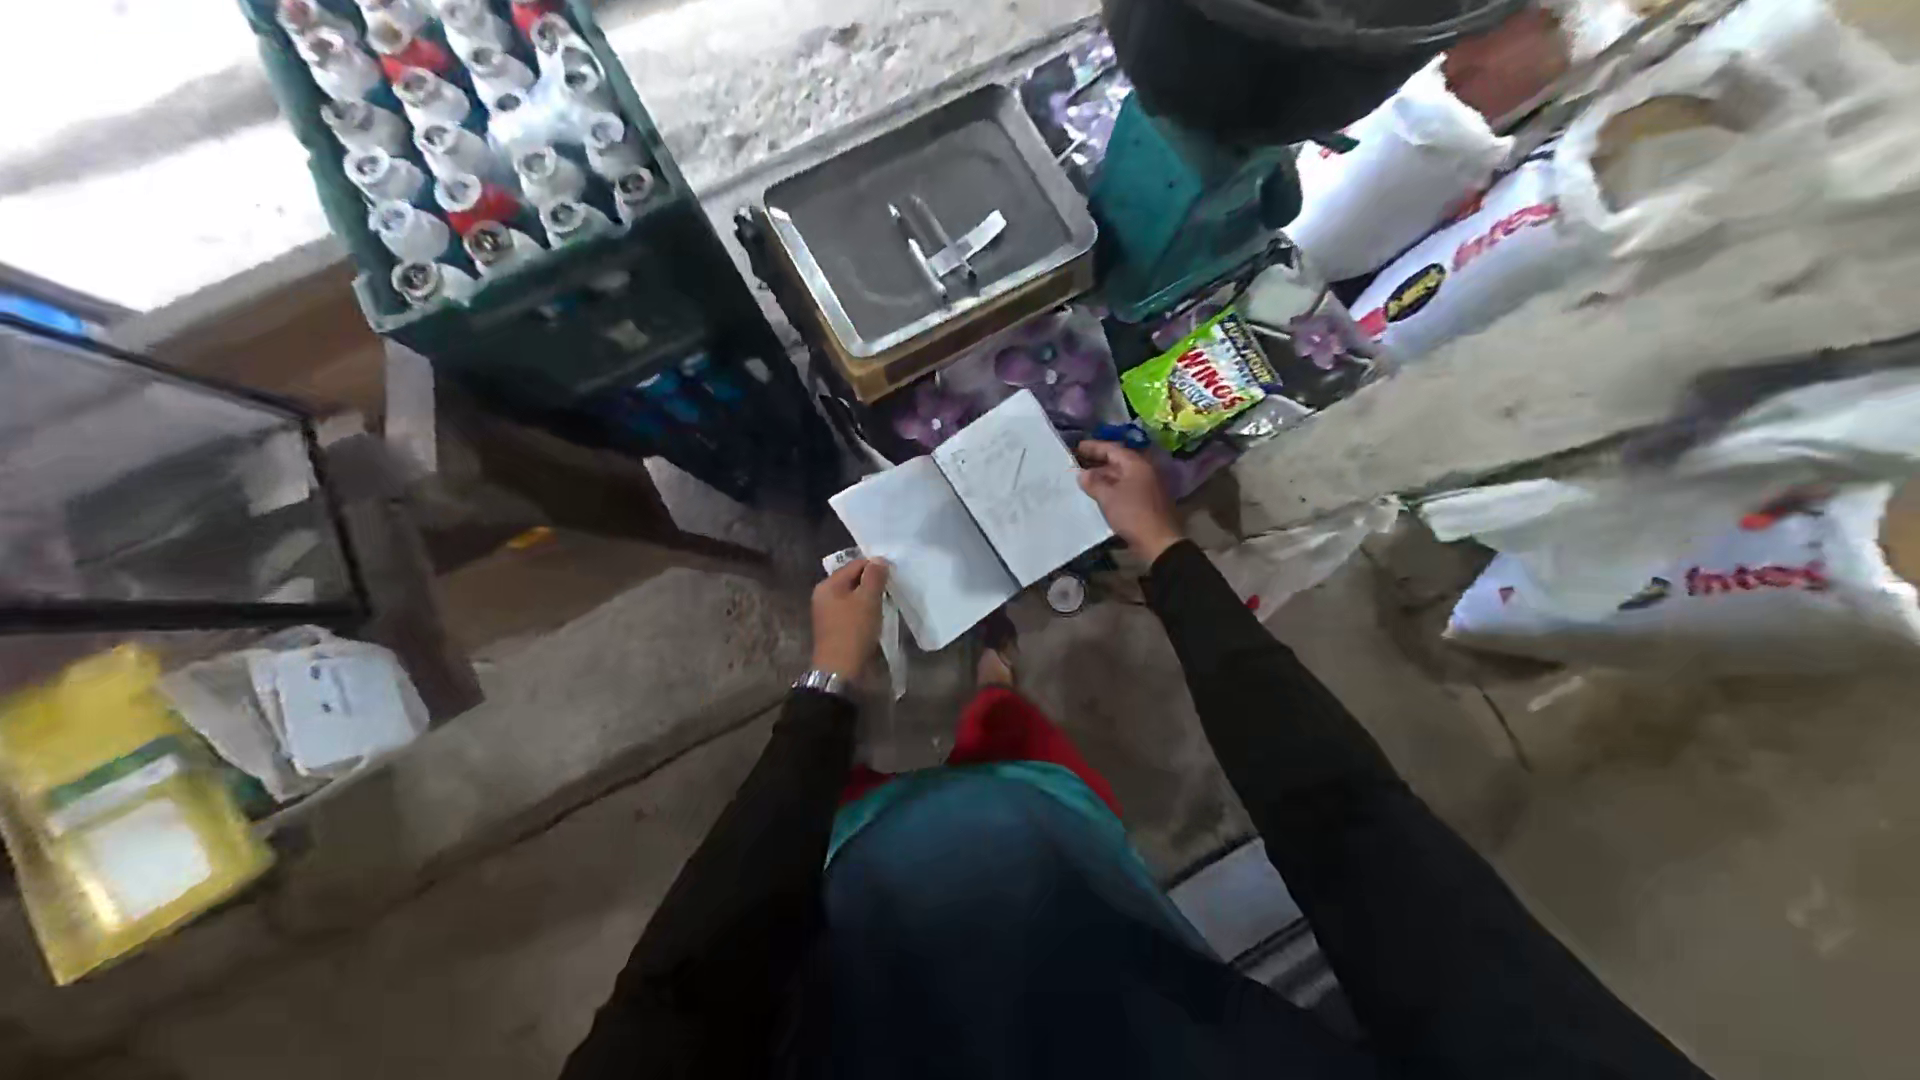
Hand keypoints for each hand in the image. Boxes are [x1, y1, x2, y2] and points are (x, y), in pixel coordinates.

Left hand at [810, 558, 889, 680]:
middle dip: (873, 582)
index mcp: (828, 585)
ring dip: (871, 598)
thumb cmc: (854, 631)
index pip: (855, 564)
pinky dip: (866, 611)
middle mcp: (825, 596)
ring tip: (888, 602)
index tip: (894, 574)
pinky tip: (878, 617)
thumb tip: (879, 560)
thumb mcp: (867, 599)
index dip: (875, 566)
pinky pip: (854, 612)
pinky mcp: (836, 628)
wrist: (841, 671)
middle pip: (854, 580)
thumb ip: (874, 576)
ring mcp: (829, 614)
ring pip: (855, 597)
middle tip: (893, 588)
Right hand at [1075, 440, 1182, 562]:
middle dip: (1097, 462)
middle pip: (1118, 462)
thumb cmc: (1132, 513)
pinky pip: (1124, 488)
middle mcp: (1143, 471)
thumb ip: (1093, 483)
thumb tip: (1082, 474)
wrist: (1158, 541)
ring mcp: (1146, 486)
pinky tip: (1098, 495)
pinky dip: (1110, 488)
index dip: (1094, 447)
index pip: (1113, 449)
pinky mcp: (1146, 501)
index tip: (1077, 447)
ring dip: (1103, 477)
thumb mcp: (1108, 497)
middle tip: (1077, 464)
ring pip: (1121, 476)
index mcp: (1136, 465)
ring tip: (1083, 481)